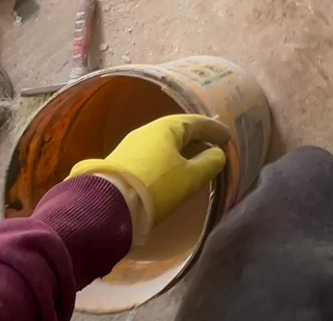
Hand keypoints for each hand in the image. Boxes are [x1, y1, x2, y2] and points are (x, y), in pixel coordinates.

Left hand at [69, 114, 230, 232]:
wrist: (105, 209)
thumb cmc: (156, 187)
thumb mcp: (190, 178)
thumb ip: (209, 163)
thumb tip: (217, 153)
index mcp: (167, 127)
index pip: (198, 122)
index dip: (214, 129)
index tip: (227, 137)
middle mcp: (148, 130)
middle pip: (179, 131)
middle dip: (197, 138)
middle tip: (212, 147)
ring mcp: (131, 146)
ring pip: (164, 143)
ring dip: (181, 150)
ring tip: (192, 162)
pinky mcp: (120, 163)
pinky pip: (152, 155)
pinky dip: (167, 159)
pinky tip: (169, 172)